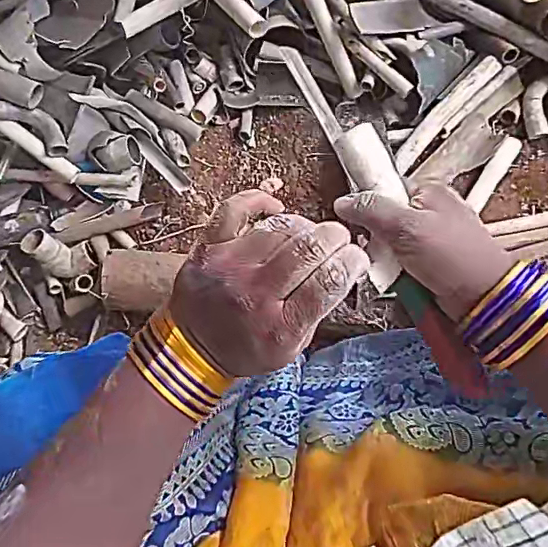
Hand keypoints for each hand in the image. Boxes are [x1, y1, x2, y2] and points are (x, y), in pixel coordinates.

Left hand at [166, 189, 369, 377]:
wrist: (192, 346)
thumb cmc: (245, 346)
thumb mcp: (293, 346)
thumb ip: (317, 308)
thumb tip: (345, 265)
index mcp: (281, 326)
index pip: (329, 281)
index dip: (351, 261)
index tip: (356, 256)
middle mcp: (254, 294)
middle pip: (308, 249)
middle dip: (334, 238)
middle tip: (337, 239)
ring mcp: (228, 268)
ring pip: (279, 228)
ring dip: (302, 225)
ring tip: (307, 235)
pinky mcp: (208, 248)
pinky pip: (234, 209)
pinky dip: (257, 200)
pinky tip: (274, 207)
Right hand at [333, 184, 514, 315]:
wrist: (484, 300)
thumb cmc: (459, 258)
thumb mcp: (407, 226)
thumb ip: (372, 209)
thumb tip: (344, 201)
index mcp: (428, 192)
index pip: (383, 187)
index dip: (365, 202)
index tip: (353, 216)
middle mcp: (428, 212)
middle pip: (381, 216)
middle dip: (372, 233)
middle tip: (375, 244)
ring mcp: (427, 239)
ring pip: (386, 241)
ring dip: (381, 255)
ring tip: (389, 264)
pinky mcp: (426, 262)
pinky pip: (396, 261)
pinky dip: (392, 269)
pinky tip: (396, 275)